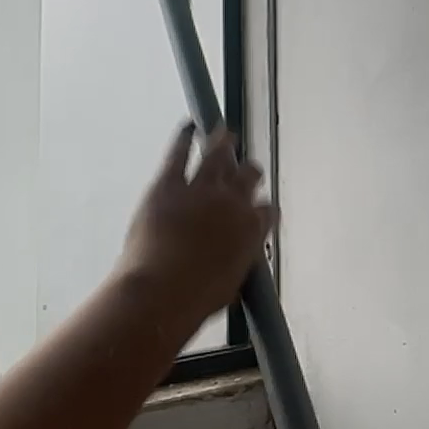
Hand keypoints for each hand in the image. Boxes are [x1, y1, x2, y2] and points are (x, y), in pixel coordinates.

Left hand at [116, 123, 275, 324]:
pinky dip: (184, 137)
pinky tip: (187, 128)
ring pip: (218, 155)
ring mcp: (201, 189)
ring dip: (223, 142)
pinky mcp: (169, 184)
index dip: (261, 207)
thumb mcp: (229, 286)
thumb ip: (236, 264)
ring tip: (225, 133)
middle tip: (245, 168)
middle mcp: (233, 202)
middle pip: (249, 175)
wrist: (161, 293)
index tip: (257, 207)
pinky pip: (179, 153)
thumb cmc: (196, 300)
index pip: (267, 209)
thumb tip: (232, 265)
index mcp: (253, 230)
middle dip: (249, 171)